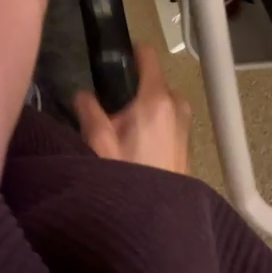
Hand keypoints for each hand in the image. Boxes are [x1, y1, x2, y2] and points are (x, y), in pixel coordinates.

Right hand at [74, 46, 191, 173]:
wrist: (157, 221)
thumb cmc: (128, 174)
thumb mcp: (98, 141)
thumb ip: (88, 109)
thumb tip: (82, 95)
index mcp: (156, 98)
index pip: (149, 56)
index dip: (133, 51)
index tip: (117, 57)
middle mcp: (177, 107)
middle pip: (156, 83)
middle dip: (138, 90)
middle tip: (115, 107)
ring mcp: (187, 128)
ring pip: (165, 105)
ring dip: (148, 111)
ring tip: (126, 130)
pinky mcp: (189, 148)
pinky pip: (172, 124)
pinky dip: (158, 127)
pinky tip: (140, 148)